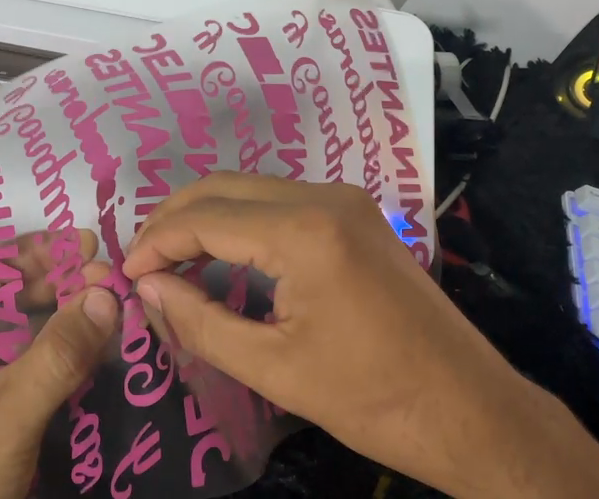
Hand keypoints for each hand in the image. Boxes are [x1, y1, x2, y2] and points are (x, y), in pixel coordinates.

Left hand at [0, 246, 120, 498]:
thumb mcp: (8, 415)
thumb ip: (58, 354)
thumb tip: (107, 294)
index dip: (36, 254)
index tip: (87, 243)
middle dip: (51, 281)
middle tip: (103, 268)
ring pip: (10, 326)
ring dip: (54, 311)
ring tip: (101, 295)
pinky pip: (14, 359)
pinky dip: (48, 347)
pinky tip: (83, 339)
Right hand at [123, 174, 598, 498]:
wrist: (473, 412)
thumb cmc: (372, 399)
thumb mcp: (274, 369)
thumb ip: (199, 321)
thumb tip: (146, 286)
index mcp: (303, 232)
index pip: (204, 217)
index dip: (156, 241)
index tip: (125, 273)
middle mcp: (322, 196)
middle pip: (222, 186)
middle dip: (173, 218)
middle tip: (141, 260)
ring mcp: (344, 199)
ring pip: (249, 187)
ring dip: (205, 215)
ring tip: (171, 258)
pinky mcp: (356, 213)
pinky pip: (278, 200)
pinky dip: (240, 219)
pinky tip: (222, 254)